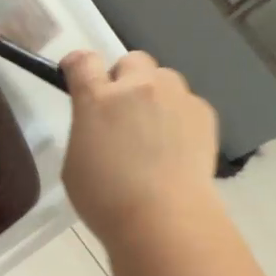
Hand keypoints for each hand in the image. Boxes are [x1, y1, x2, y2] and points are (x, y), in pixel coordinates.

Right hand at [61, 50, 220, 242]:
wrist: (160, 214)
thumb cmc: (103, 198)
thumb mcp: (75, 163)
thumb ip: (87, 128)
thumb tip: (102, 119)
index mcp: (98, 102)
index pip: (84, 64)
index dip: (76, 64)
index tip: (73, 69)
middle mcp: (140, 88)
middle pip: (131, 61)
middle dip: (122, 78)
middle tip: (117, 110)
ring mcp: (177, 96)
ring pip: (162, 80)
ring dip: (151, 96)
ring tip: (147, 134)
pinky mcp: (202, 111)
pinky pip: (183, 104)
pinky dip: (173, 118)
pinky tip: (168, 149)